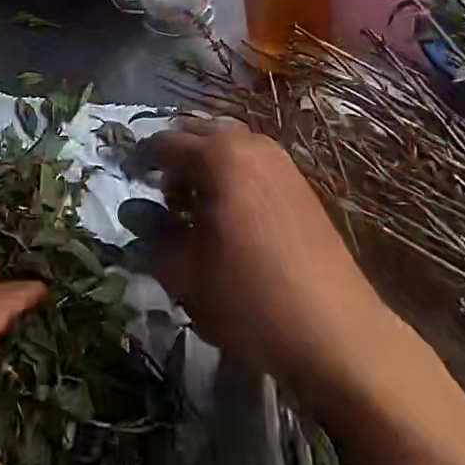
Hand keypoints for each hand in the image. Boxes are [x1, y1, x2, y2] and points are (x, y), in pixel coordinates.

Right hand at [121, 117, 464, 464]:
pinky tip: (229, 212)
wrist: (337, 333)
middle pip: (198, 131)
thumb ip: (150, 234)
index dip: (140, 160)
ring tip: (194, 203)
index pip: (165, 143)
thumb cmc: (249, 299)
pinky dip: (231, 171)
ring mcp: (281, 161)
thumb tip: (132, 212)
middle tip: (160, 191)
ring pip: (228, 143)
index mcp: (219, 158)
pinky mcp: (300, 182)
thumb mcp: (183, 273)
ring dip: (204, 161)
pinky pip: (253, 159)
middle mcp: (251, 145)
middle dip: (174, 155)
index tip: (127, 179)